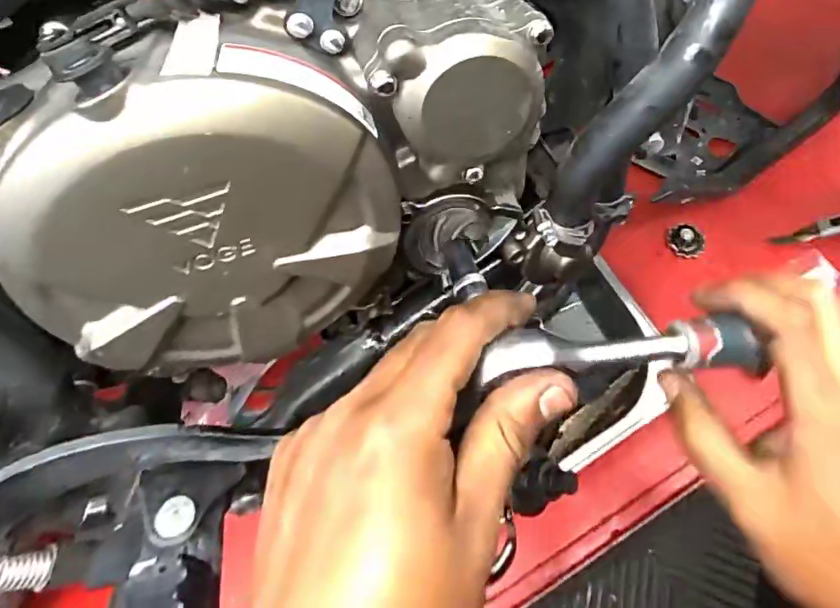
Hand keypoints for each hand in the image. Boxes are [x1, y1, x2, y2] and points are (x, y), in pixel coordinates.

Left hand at [253, 292, 577, 607]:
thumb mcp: (471, 529)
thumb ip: (505, 439)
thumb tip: (545, 386)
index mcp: (392, 426)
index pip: (454, 332)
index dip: (496, 311)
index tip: (522, 310)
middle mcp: (343, 417)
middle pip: (418, 344)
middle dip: (468, 341)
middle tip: (511, 365)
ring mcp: (313, 436)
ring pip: (384, 372)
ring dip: (428, 373)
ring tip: (465, 412)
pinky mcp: (294, 459)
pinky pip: (349, 404)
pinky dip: (387, 403)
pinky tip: (410, 442)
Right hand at [663, 273, 839, 607]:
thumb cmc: (828, 552)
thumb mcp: (749, 501)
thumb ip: (702, 435)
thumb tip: (671, 382)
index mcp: (824, 406)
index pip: (789, 317)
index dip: (740, 294)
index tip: (701, 301)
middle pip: (817, 295)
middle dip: (761, 281)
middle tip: (719, 302)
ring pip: (825, 310)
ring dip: (773, 300)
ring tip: (732, 327)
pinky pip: (825, 336)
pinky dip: (786, 325)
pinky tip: (757, 357)